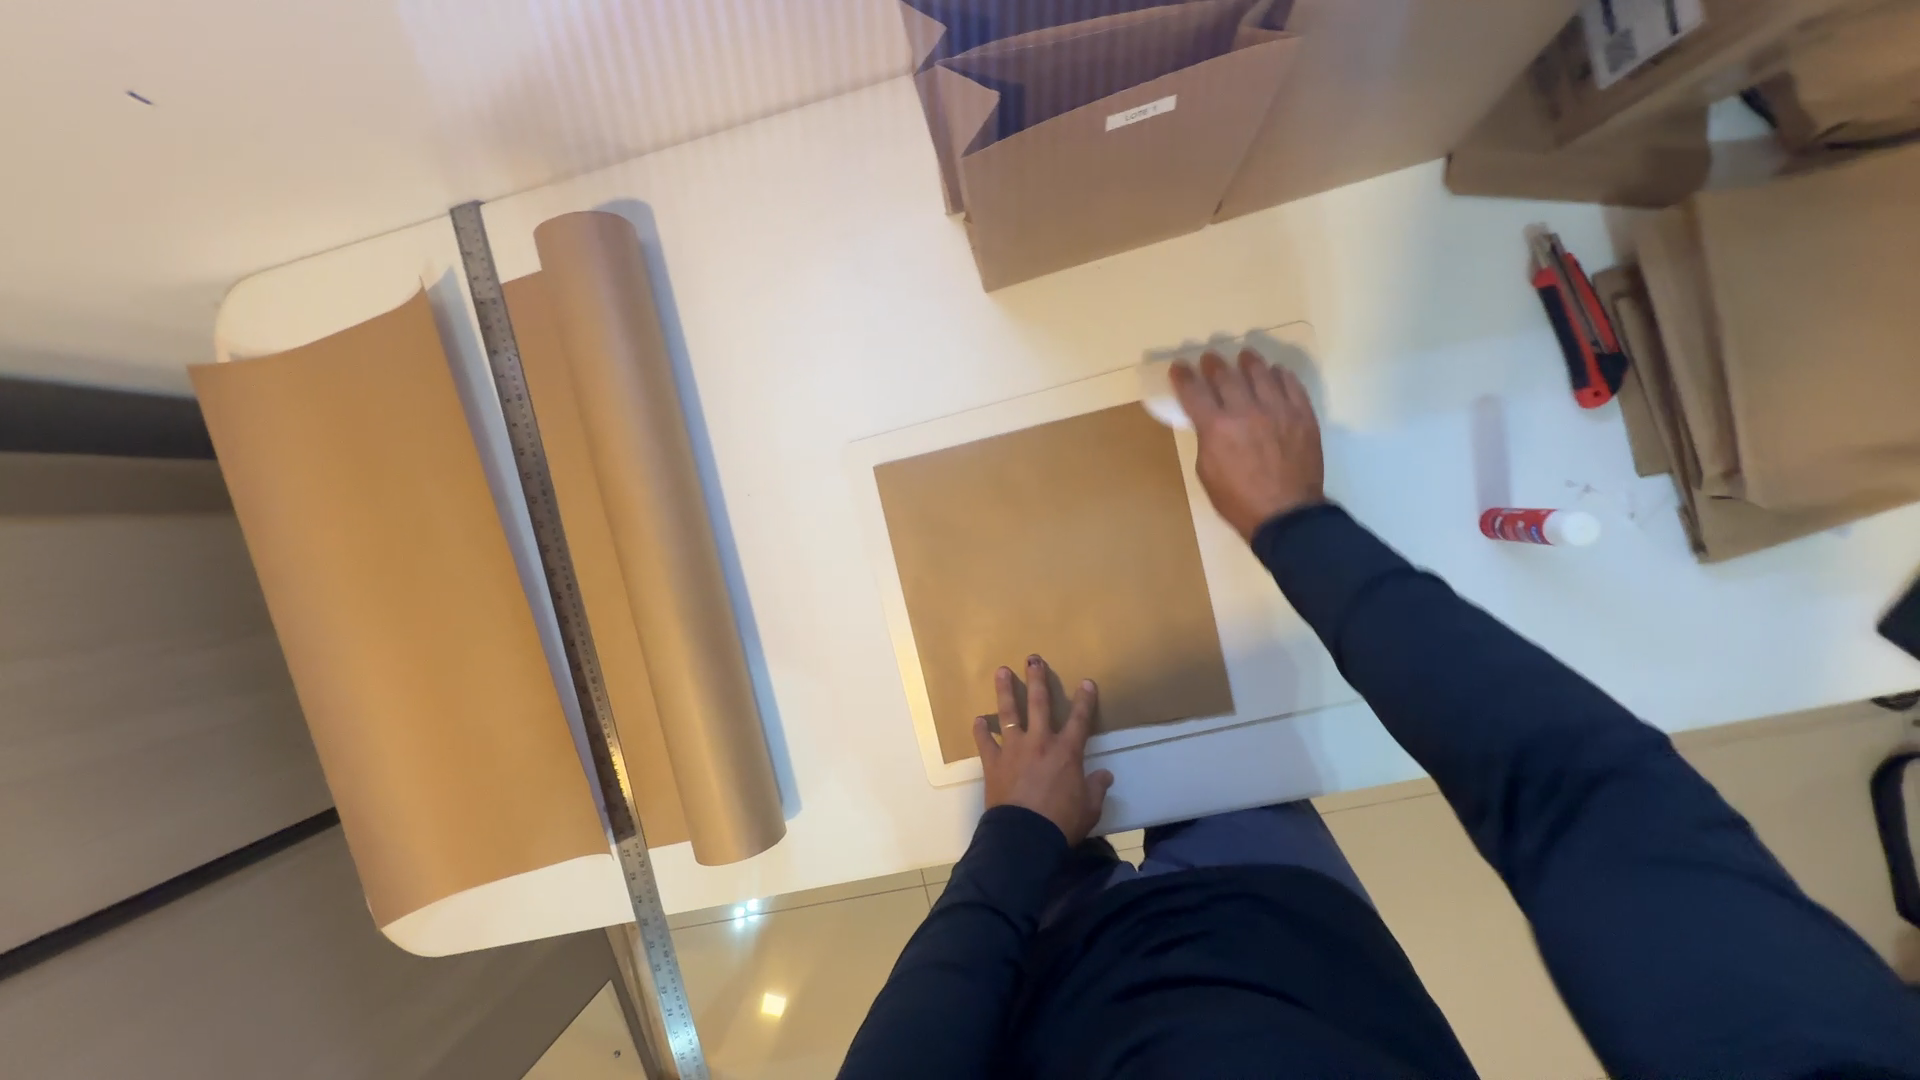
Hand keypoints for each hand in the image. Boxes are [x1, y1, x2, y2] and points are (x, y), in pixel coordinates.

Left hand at [972, 656, 1113, 844]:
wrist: (1025, 836)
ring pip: (1009, 713)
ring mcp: (1013, 749)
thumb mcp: (1089, 808)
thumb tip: (1104, 776)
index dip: (1085, 700)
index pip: (1080, 720)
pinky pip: (985, 742)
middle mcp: (1040, 742)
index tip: (1086, 682)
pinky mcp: (993, 762)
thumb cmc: (1061, 823)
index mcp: (1067, 752)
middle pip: (1039, 703)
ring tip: (1001, 671)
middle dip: (1037, 679)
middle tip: (1033, 659)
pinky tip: (978, 720)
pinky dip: (981, 730)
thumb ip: (1096, 789)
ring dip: (1005, 691)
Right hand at [1172, 350, 1324, 540]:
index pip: (1193, 391)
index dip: (1183, 376)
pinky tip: (1275, 373)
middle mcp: (1246, 411)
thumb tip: (1210, 422)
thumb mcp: (1207, 472)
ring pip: (1261, 373)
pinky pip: (1291, 384)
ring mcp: (1278, 410)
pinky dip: (1280, 375)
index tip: (1178, 367)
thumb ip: (1207, 440)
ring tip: (1245, 356)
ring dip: (1248, 362)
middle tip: (1210, 358)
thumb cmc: (1238, 501)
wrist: (1286, 515)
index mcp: (1216, 428)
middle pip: (1226, 376)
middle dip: (1213, 364)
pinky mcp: (1302, 415)